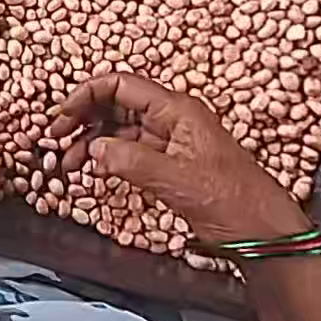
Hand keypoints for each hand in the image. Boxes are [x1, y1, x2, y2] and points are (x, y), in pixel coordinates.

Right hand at [46, 73, 305, 243]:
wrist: (265, 236)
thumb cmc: (233, 203)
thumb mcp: (178, 180)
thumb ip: (132, 160)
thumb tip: (94, 148)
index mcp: (177, 111)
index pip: (120, 85)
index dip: (85, 95)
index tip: (61, 117)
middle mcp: (170, 119)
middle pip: (114, 104)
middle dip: (81, 118)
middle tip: (55, 139)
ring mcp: (168, 141)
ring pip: (117, 128)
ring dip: (88, 141)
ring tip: (67, 163)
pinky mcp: (166, 163)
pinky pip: (126, 150)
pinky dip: (104, 158)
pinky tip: (89, 170)